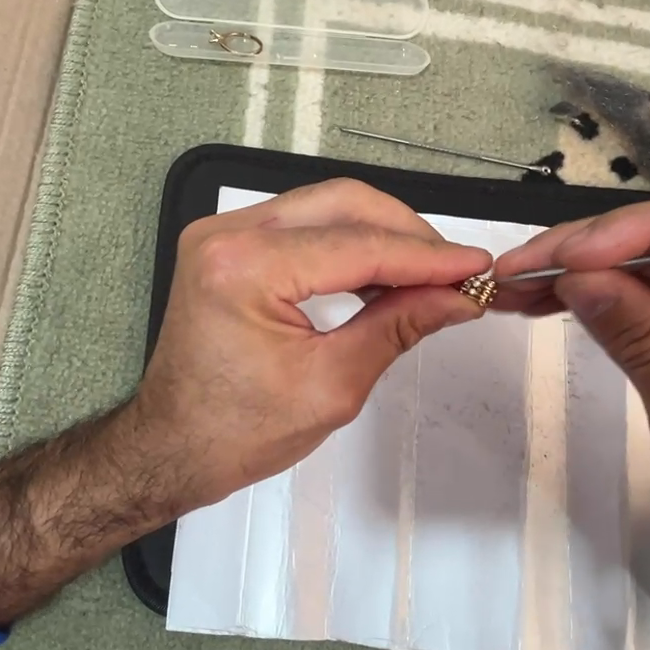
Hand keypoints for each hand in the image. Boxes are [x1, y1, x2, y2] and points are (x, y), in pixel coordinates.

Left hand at [132, 178, 492, 511]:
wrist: (172, 446)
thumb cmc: (237, 432)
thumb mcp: (331, 386)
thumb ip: (397, 327)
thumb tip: (457, 296)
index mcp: (245, 268)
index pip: (357, 246)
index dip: (426, 256)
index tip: (477, 268)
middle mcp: (227, 234)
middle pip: (342, 203)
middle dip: (406, 233)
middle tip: (453, 271)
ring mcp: (221, 234)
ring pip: (324, 206)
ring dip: (379, 234)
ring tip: (425, 275)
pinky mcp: (225, 244)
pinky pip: (301, 224)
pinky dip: (346, 242)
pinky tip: (379, 273)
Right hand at [491, 193, 649, 585]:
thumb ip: (643, 344)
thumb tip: (576, 279)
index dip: (642, 230)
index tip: (570, 256)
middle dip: (595, 247)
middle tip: (519, 267)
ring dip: (580, 267)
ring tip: (515, 284)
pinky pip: (647, 287)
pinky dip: (594, 291)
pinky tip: (543, 299)